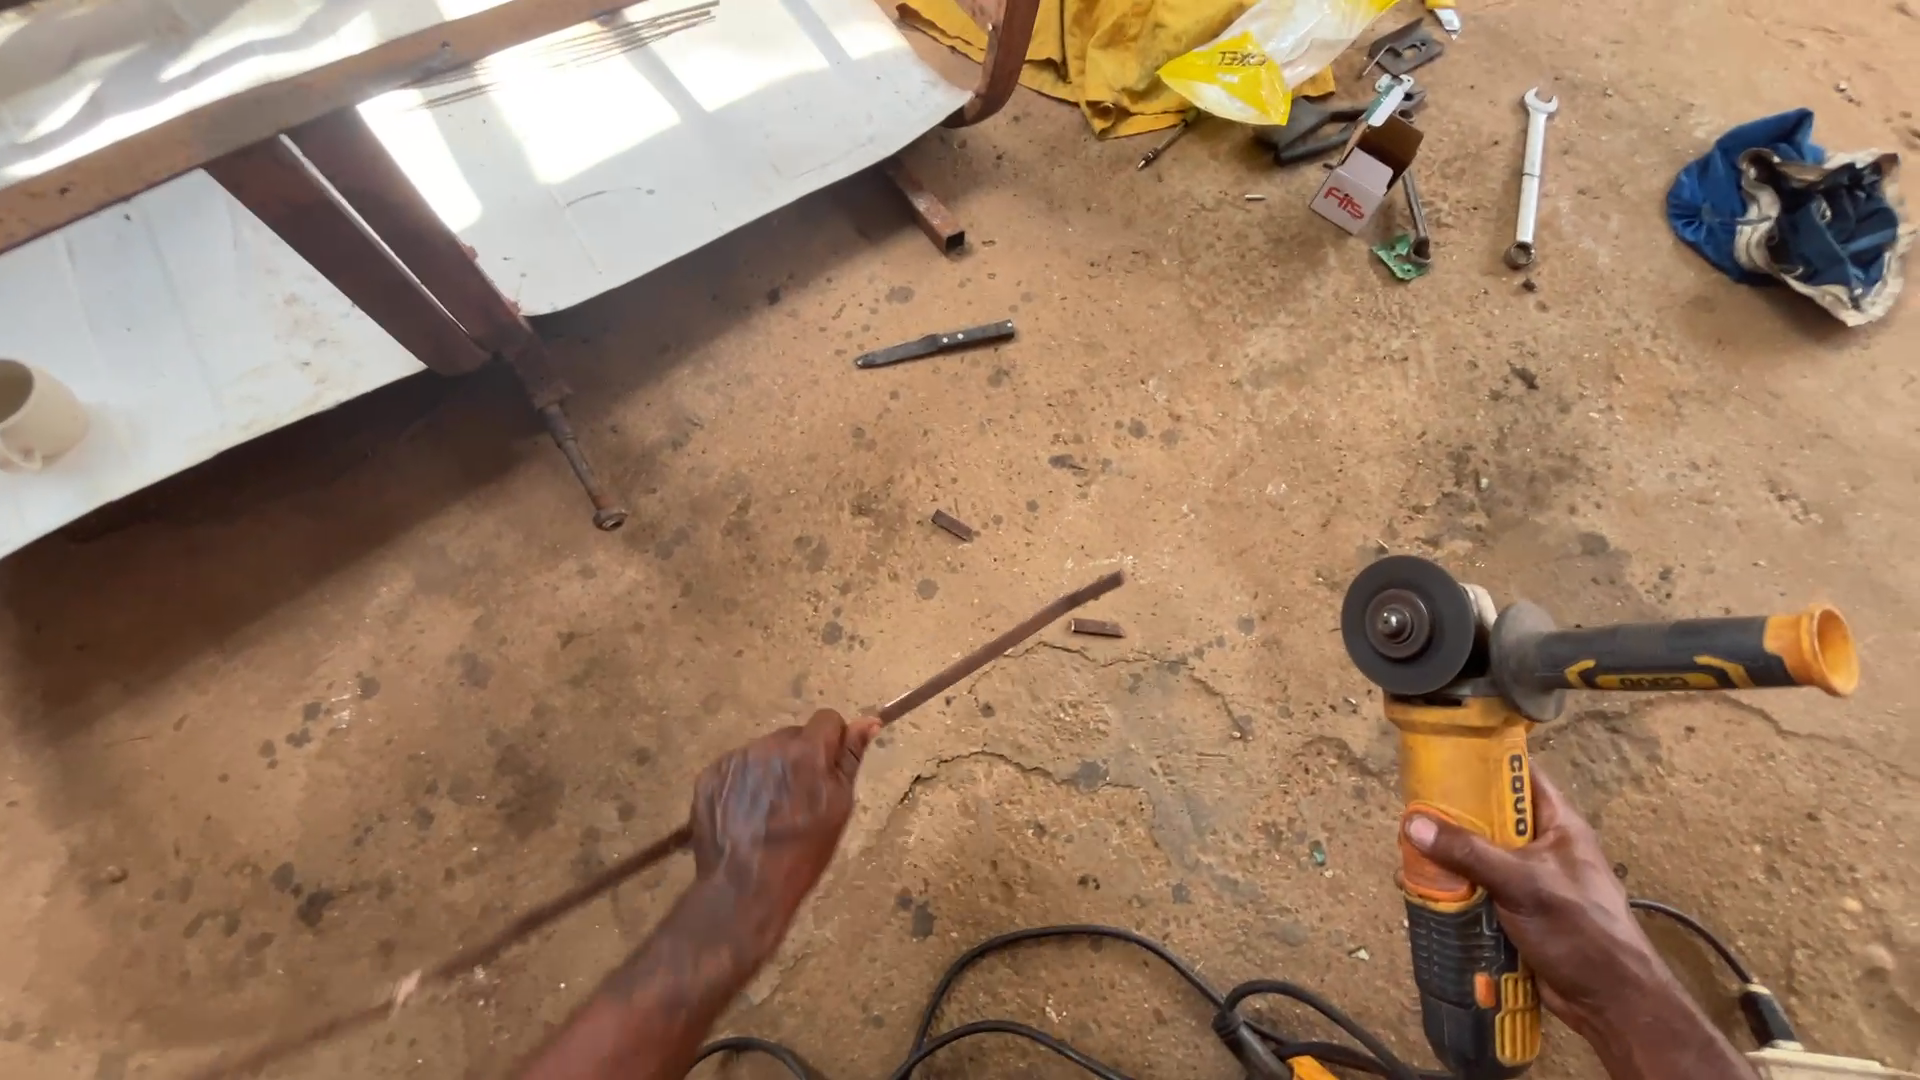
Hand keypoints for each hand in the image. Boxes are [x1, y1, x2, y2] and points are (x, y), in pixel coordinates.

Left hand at [687, 709, 880, 954]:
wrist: (742, 888)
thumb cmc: (802, 852)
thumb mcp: (839, 806)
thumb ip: (850, 758)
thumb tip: (868, 721)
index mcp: (807, 750)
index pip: (827, 719)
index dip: (832, 742)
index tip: (828, 771)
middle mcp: (770, 744)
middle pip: (794, 736)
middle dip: (801, 757)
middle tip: (800, 798)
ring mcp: (736, 759)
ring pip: (764, 751)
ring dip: (772, 770)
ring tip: (769, 811)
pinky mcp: (710, 776)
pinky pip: (736, 768)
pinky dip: (744, 784)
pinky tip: (745, 815)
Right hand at [1403, 768, 1676, 1039]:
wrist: (1612, 1005)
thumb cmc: (1583, 932)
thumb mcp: (1524, 883)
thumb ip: (1469, 852)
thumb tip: (1412, 823)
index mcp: (1559, 826)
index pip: (1521, 776)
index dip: (1486, 760)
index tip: (1443, 753)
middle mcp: (1542, 846)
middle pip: (1490, 814)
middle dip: (1452, 811)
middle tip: (1414, 803)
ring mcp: (1528, 877)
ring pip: (1478, 850)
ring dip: (1447, 851)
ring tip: (1410, 844)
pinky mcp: (1514, 906)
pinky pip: (1475, 883)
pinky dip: (1451, 881)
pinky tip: (1425, 882)